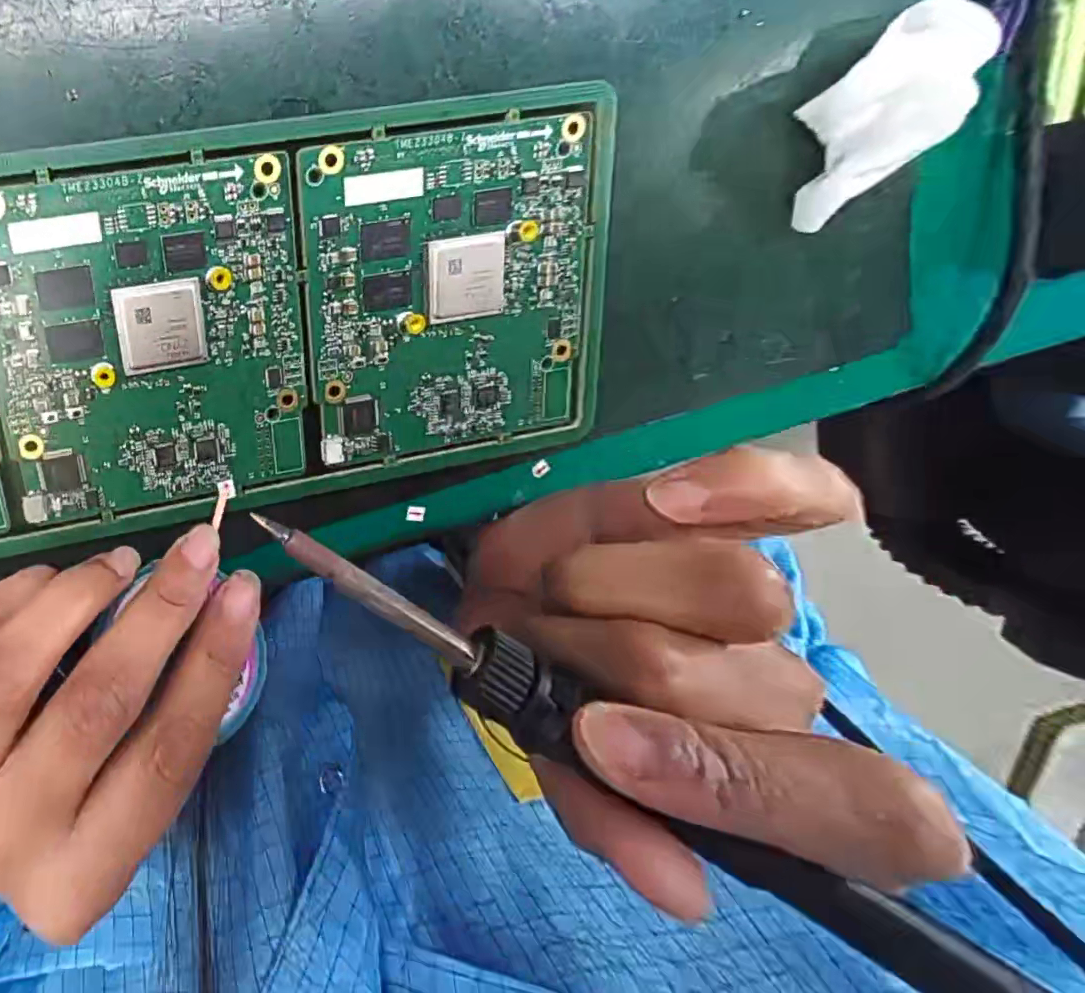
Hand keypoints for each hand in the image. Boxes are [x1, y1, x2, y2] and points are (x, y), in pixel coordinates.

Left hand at [0, 524, 260, 944]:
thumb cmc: (83, 811)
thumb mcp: (132, 796)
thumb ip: (170, 711)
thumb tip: (214, 600)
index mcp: (82, 881)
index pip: (164, 757)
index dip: (210, 663)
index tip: (238, 590)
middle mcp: (7, 841)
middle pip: (93, 707)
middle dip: (156, 615)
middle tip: (194, 553)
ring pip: (10, 666)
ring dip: (77, 596)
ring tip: (117, 563)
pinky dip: (20, 592)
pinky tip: (54, 580)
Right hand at [459, 446, 969, 919]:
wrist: (507, 595)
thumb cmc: (535, 682)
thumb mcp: (553, 759)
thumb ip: (604, 815)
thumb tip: (678, 887)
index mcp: (767, 771)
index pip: (868, 816)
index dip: (747, 785)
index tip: (604, 740)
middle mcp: (782, 684)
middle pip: (730, 683)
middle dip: (598, 660)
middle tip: (540, 648)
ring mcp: (763, 589)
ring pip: (733, 588)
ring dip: (598, 589)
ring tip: (557, 592)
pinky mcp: (748, 502)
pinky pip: (788, 487)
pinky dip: (740, 490)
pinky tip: (672, 502)